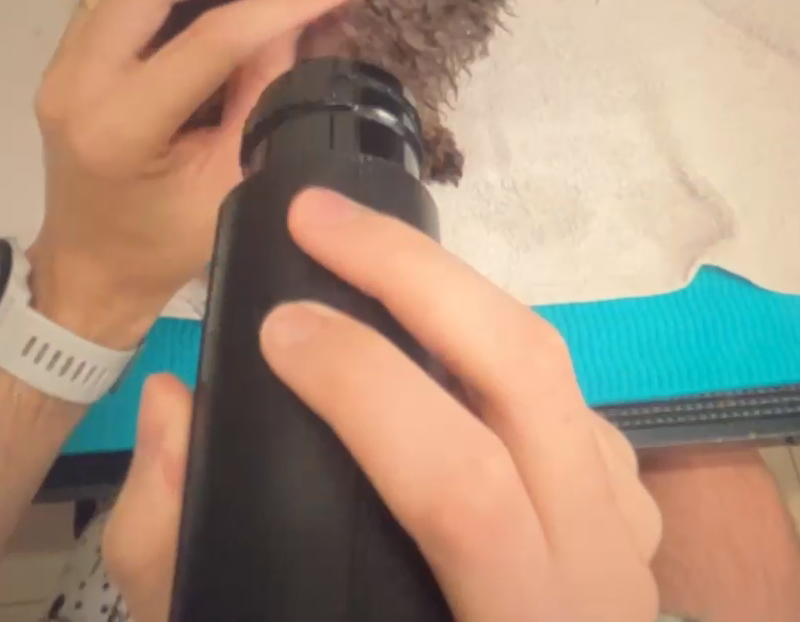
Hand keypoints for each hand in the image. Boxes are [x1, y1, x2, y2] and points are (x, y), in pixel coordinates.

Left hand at [27, 0, 350, 347]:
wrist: (91, 268)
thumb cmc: (165, 244)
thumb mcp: (231, 182)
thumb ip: (261, 95)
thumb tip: (292, 22)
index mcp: (121, 127)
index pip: (209, 39)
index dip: (279, 5)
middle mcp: (77, 80)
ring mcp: (62, 61)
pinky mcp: (68, 53)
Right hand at [101, 189, 663, 620]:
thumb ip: (183, 553)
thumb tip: (177, 399)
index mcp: (522, 621)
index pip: (462, 484)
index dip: (365, 387)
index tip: (279, 326)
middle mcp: (596, 565)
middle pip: (524, 369)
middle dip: (411, 272)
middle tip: (316, 217)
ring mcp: (621, 518)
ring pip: (547, 356)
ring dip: (446, 282)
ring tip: (360, 244)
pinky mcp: (621, 491)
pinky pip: (555, 384)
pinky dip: (480, 332)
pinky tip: (423, 316)